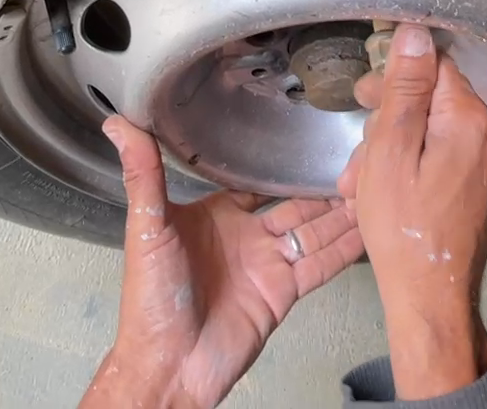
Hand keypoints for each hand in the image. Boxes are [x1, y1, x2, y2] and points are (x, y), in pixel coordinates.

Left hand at [80, 116, 364, 408]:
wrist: (168, 365)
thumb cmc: (151, 298)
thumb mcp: (147, 226)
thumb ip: (143, 173)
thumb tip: (117, 122)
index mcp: (217, 215)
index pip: (256, 182)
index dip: (280, 163)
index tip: (304, 135)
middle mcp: (246, 236)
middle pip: (293, 204)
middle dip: (320, 185)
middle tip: (353, 158)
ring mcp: (268, 264)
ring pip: (312, 229)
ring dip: (339, 211)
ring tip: (369, 186)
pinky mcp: (283, 293)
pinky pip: (319, 265)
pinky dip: (343, 247)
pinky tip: (365, 228)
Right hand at [339, 25, 486, 399]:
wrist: (432, 299)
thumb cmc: (404, 226)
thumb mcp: (392, 149)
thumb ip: (405, 88)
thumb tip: (415, 32)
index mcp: (469, 118)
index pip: (432, 64)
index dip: (393, 77)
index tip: (364, 98)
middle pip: (429, 97)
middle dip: (387, 121)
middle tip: (357, 154)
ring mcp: (486, 160)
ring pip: (428, 129)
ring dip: (391, 148)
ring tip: (360, 183)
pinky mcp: (478, 182)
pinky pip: (438, 154)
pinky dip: (408, 165)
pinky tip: (381, 190)